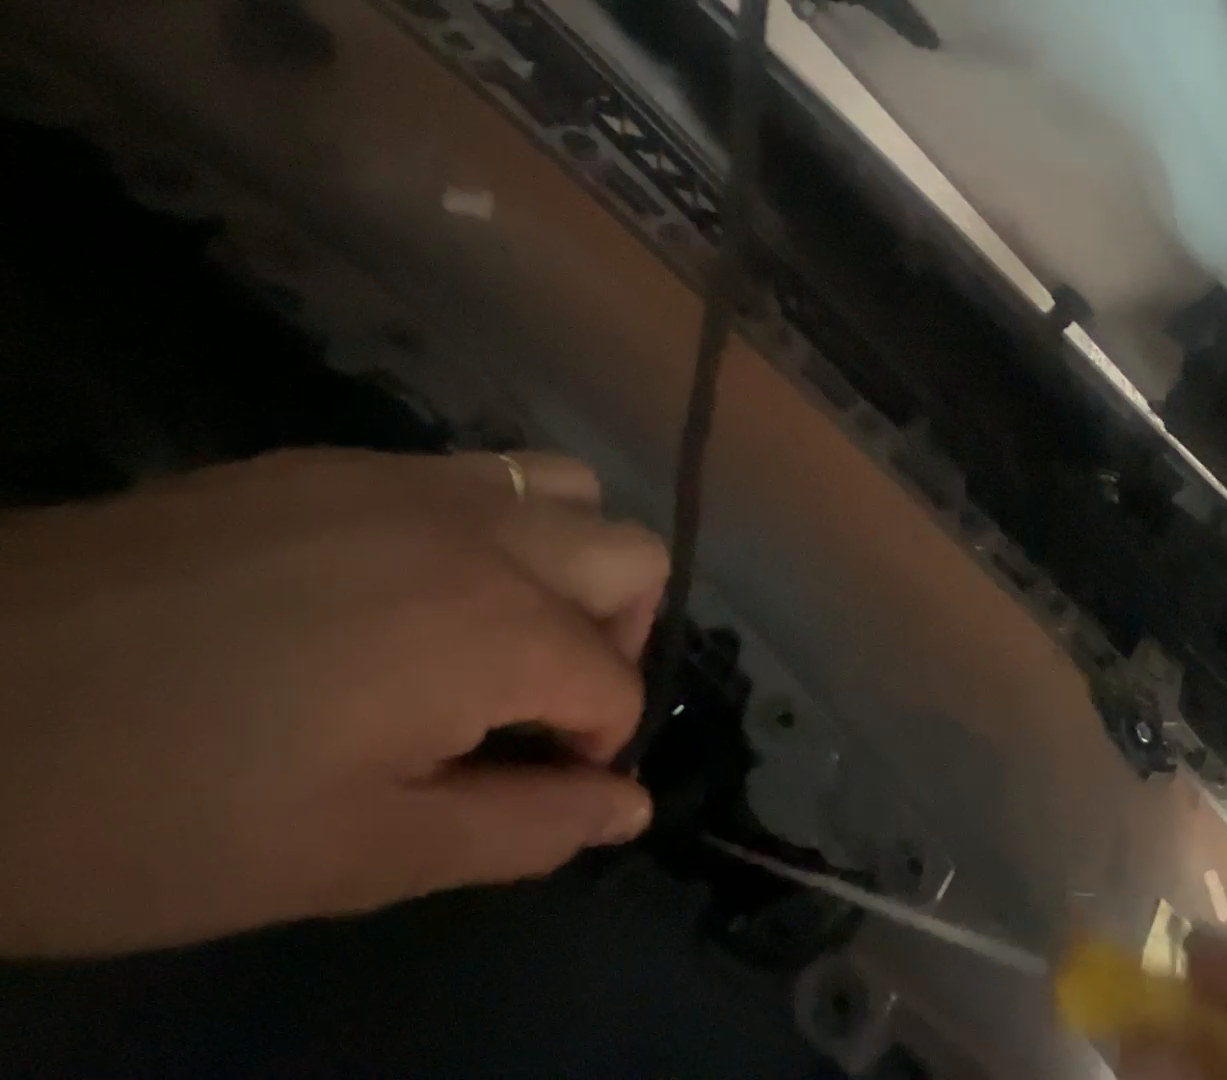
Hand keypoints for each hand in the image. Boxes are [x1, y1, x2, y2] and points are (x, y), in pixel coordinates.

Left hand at [0, 449, 666, 955]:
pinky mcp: (338, 462)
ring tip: (497, 631)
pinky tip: (411, 589)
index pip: (617, 686)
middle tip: (534, 702)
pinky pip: (481, 474)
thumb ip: (526, 830)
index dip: (591, 752)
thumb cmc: (152, 812)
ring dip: (571, 567)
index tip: (525, 787)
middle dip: (615, 640)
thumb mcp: (357, 858)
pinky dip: (496, 530)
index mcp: (496, 632)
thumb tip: (630, 809)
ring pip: (573, 493)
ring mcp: (411, 481)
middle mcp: (483, 533)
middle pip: (634, 559)